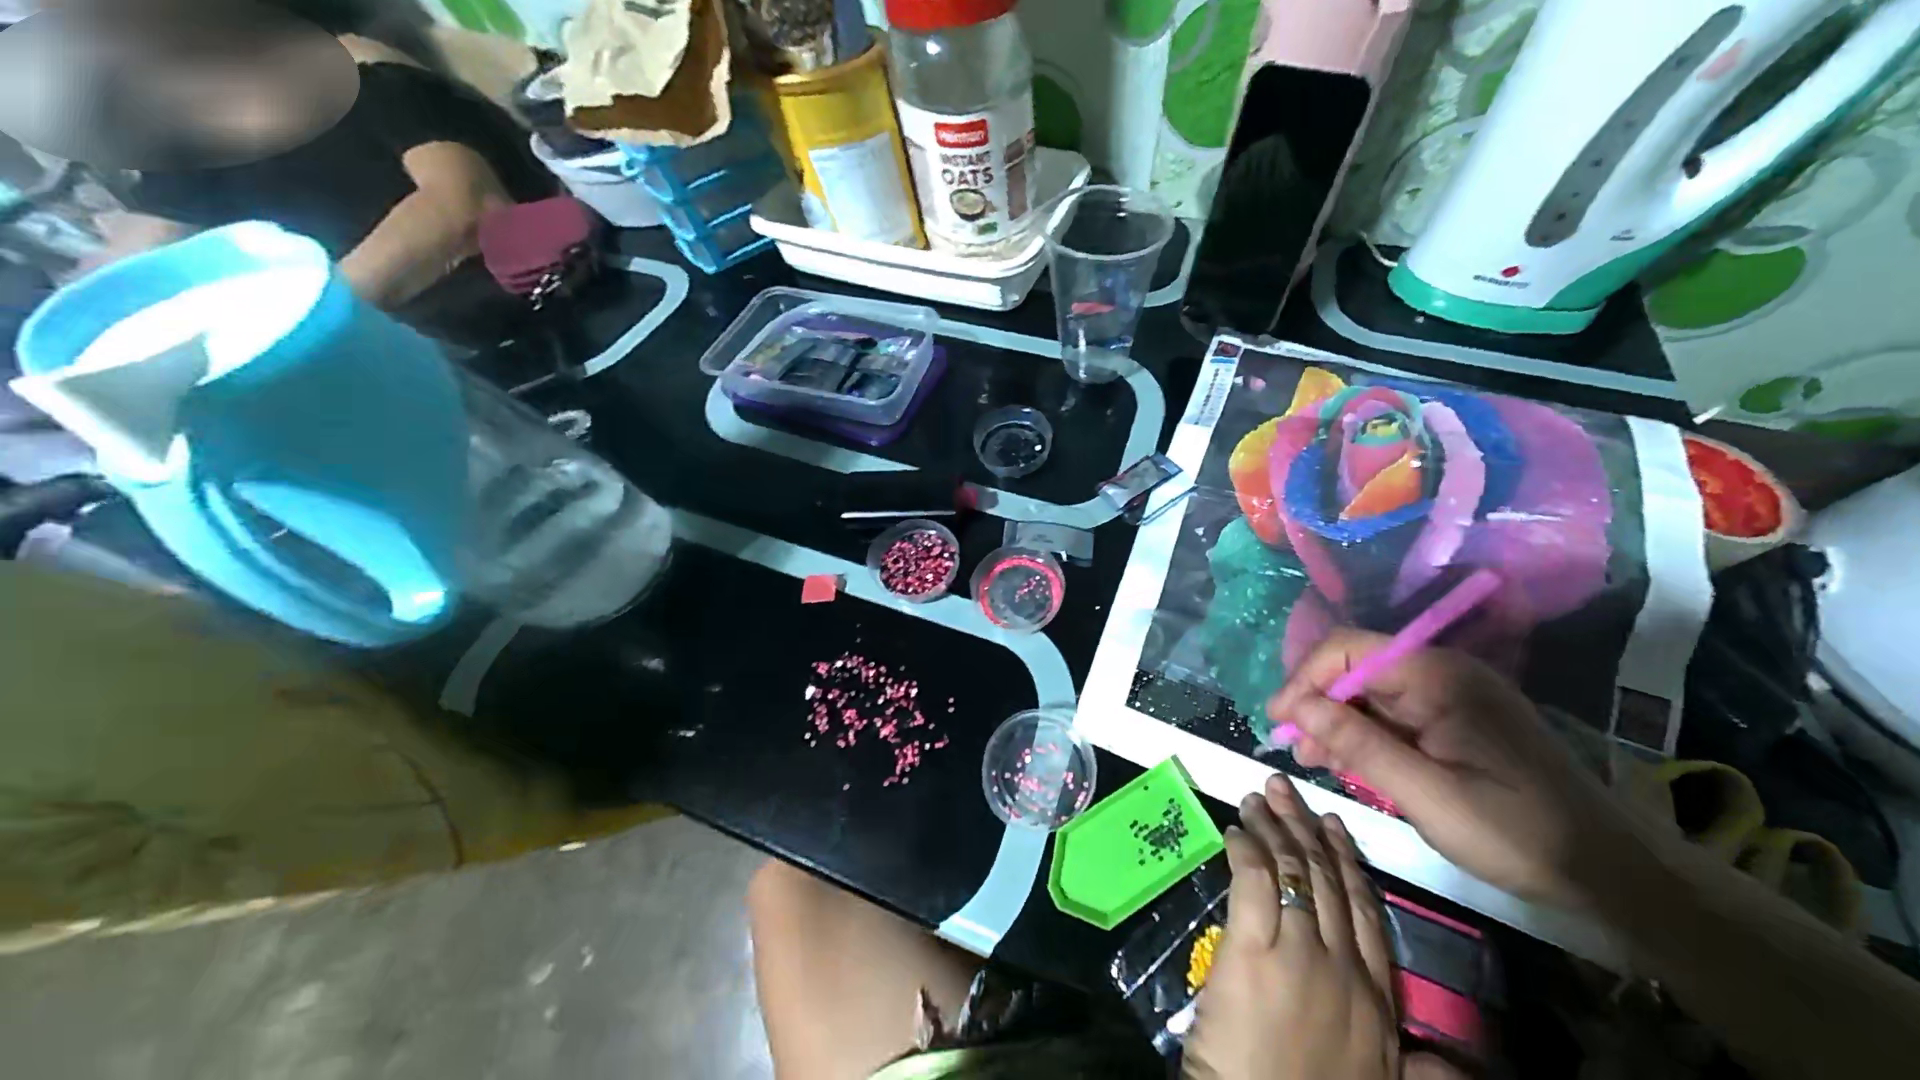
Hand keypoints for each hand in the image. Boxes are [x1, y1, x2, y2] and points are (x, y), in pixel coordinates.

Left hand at [1182, 774, 1399, 1079]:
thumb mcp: (1378, 1079)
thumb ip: (1416, 1061)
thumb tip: (1465, 1064)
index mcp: (1376, 997)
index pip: (1365, 913)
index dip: (1348, 864)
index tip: (1335, 825)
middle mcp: (1344, 966)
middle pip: (1326, 881)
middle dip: (1305, 829)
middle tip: (1285, 789)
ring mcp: (1300, 954)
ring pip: (1291, 873)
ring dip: (1273, 829)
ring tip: (1258, 797)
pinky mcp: (1253, 950)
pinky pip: (1253, 882)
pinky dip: (1245, 850)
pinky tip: (1234, 830)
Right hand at [1268, 628, 1633, 908]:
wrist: (1612, 873)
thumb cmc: (1516, 832)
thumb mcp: (1426, 793)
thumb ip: (1357, 743)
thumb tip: (1294, 706)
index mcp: (1438, 676)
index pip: (1348, 650)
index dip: (1303, 679)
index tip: (1278, 721)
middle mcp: (1443, 672)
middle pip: (1356, 667)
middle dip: (1316, 702)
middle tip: (1294, 748)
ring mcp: (1452, 695)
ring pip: (1370, 691)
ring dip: (1336, 719)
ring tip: (1313, 758)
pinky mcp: (1457, 719)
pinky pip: (1393, 712)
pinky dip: (1364, 732)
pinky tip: (1349, 761)